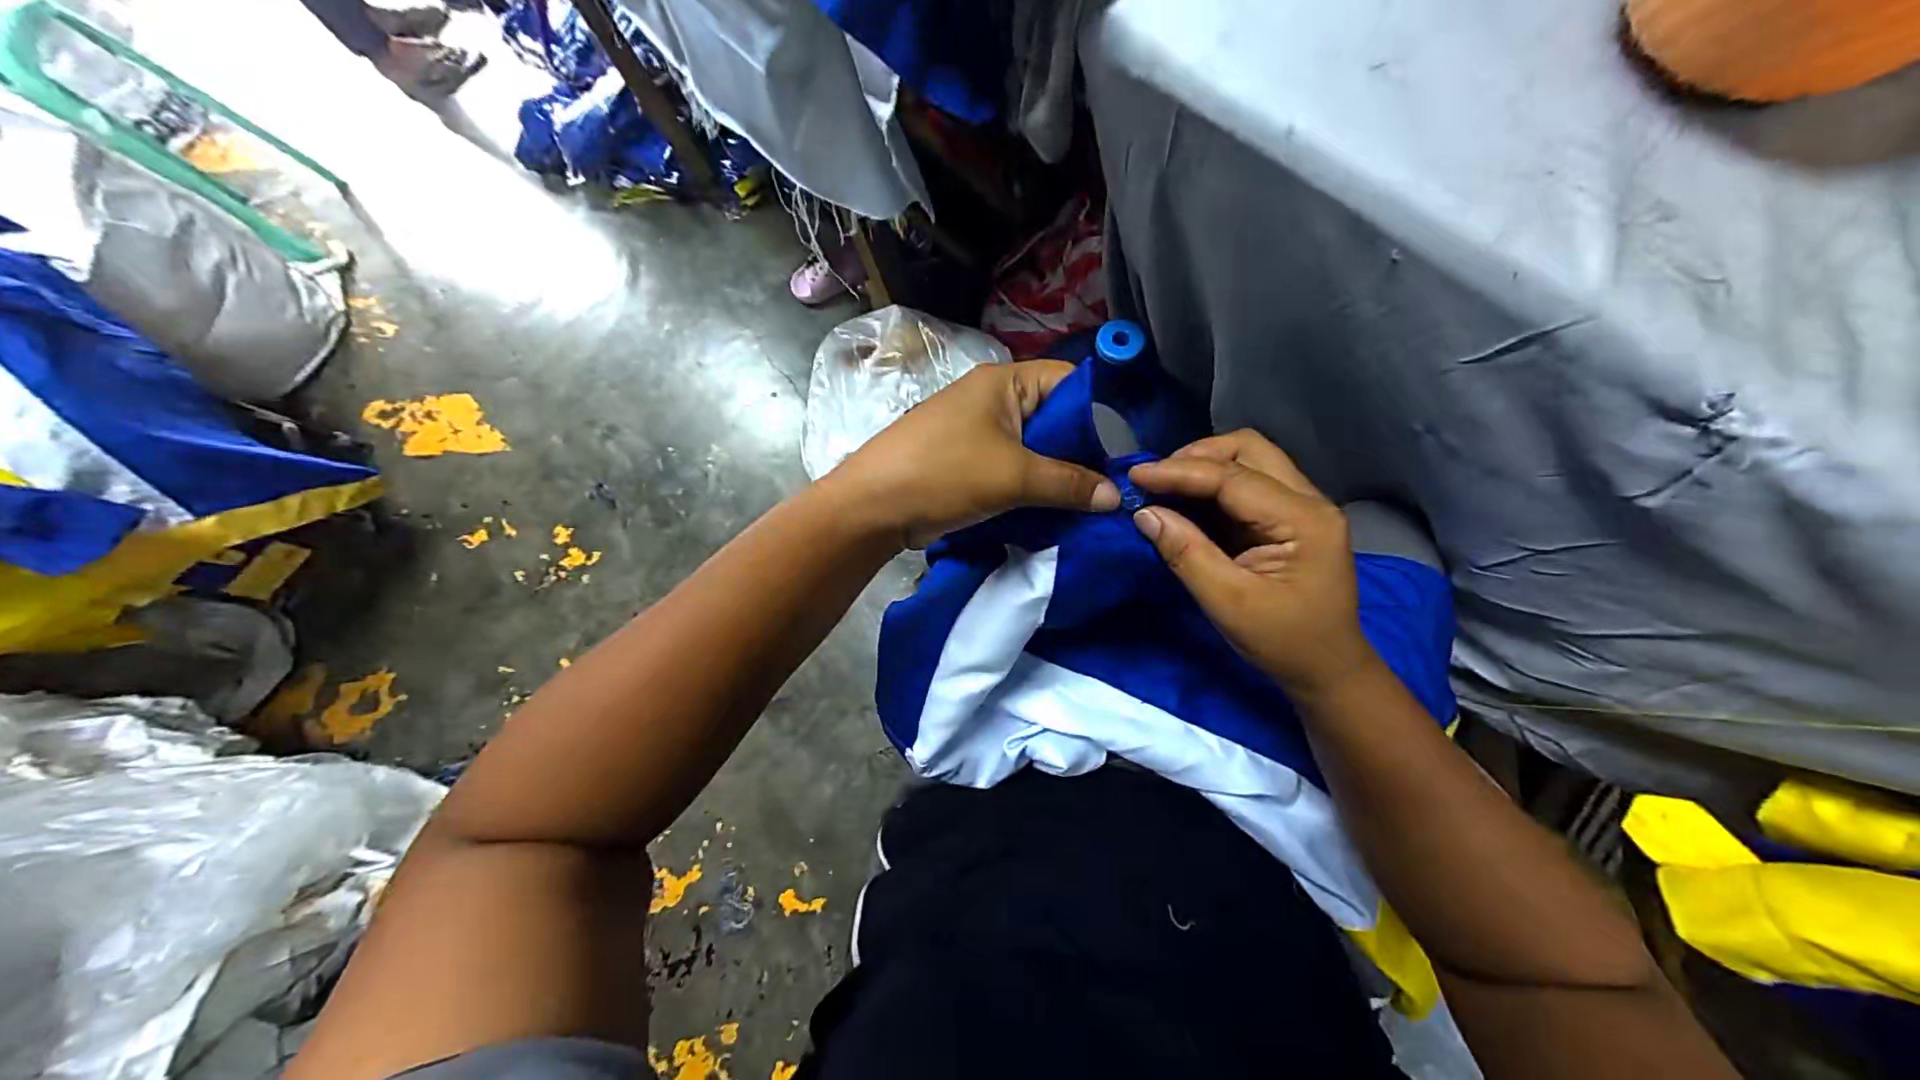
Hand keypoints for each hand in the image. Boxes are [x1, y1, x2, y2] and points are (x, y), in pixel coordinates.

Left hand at [825, 360, 1120, 548]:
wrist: (872, 507)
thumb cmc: (944, 475)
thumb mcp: (1014, 477)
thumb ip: (1068, 483)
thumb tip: (1115, 495)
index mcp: (1004, 382)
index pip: (1070, 381)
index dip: (1102, 411)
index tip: (1127, 448)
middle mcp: (992, 398)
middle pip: (1055, 416)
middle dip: (1083, 449)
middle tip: (1112, 482)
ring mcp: (978, 430)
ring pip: (1034, 445)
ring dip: (1058, 472)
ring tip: (1091, 500)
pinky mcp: (968, 460)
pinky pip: (1013, 465)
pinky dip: (1033, 485)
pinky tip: (1056, 508)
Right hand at [1128, 430, 1375, 695]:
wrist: (1327, 670)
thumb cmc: (1284, 642)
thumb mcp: (1229, 603)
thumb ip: (1186, 553)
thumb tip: (1143, 514)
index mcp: (1303, 520)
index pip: (1233, 476)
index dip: (1179, 472)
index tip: (1135, 475)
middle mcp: (1308, 501)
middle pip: (1248, 449)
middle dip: (1196, 457)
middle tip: (1154, 480)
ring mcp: (1301, 507)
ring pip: (1249, 460)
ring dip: (1204, 467)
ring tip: (1163, 488)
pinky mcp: (1288, 518)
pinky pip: (1247, 484)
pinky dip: (1211, 486)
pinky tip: (1185, 502)